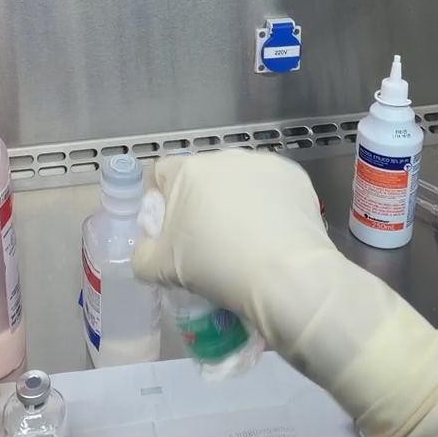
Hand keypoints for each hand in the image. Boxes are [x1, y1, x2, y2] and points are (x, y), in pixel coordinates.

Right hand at [132, 150, 437, 436]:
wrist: (287, 278)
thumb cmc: (217, 268)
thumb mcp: (161, 270)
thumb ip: (142, 255)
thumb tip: (146, 248)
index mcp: (187, 172)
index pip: (161, 175)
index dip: (161, 203)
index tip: (172, 234)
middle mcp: (223, 157)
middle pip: (201, 177)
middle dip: (201, 204)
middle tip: (209, 244)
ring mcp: (262, 163)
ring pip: (238, 181)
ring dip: (236, 202)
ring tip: (247, 243)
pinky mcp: (295, 176)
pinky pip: (272, 189)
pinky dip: (269, 206)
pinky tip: (274, 236)